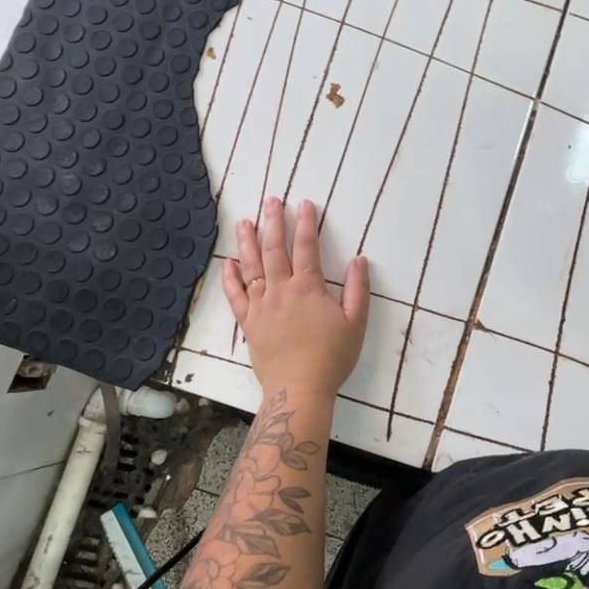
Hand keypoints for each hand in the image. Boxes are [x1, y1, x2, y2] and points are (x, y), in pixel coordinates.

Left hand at [221, 196, 370, 402]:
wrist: (298, 389)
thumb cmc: (331, 357)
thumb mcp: (356, 323)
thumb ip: (358, 290)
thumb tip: (360, 260)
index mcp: (308, 288)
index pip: (306, 247)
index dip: (305, 223)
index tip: (304, 203)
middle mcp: (281, 290)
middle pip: (274, 249)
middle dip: (273, 221)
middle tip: (271, 199)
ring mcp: (261, 306)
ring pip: (251, 266)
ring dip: (248, 241)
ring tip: (245, 221)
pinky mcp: (248, 323)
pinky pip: (236, 295)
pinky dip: (230, 278)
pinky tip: (228, 263)